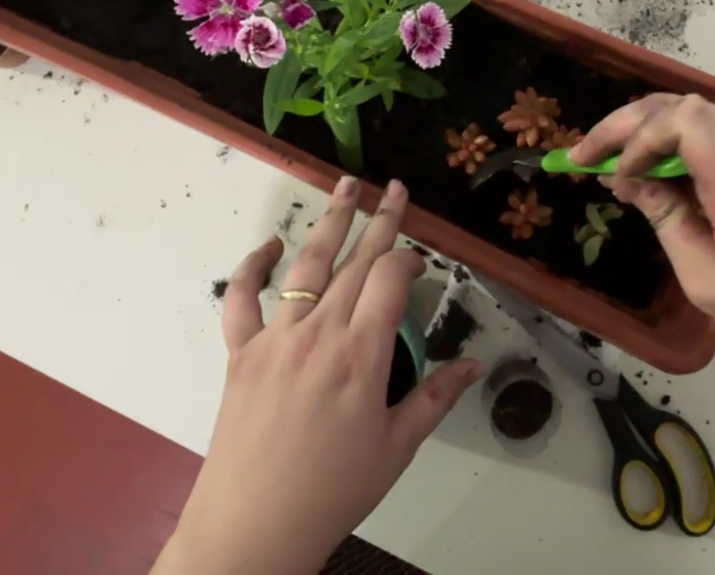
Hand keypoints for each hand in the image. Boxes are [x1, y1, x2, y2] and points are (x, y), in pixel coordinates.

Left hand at [154, 178, 482, 574]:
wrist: (252, 529)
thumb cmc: (333, 491)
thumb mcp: (396, 448)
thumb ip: (435, 397)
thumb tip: (474, 364)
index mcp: (361, 355)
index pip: (390, 279)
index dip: (408, 259)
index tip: (419, 258)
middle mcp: (320, 333)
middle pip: (355, 261)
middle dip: (380, 219)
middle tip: (395, 187)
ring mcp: (276, 338)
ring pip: (307, 266)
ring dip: (330, 221)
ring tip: (346, 184)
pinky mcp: (240, 352)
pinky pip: (240, 299)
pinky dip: (252, 267)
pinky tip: (270, 244)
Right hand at [570, 94, 714, 378]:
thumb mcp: (712, 282)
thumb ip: (669, 224)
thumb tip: (631, 182)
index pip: (683, 119)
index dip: (639, 138)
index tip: (618, 177)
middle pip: (680, 104)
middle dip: (626, 124)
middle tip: (587, 154)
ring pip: (693, 110)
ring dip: (646, 129)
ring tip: (613, 161)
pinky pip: (711, 129)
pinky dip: (672, 139)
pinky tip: (655, 169)